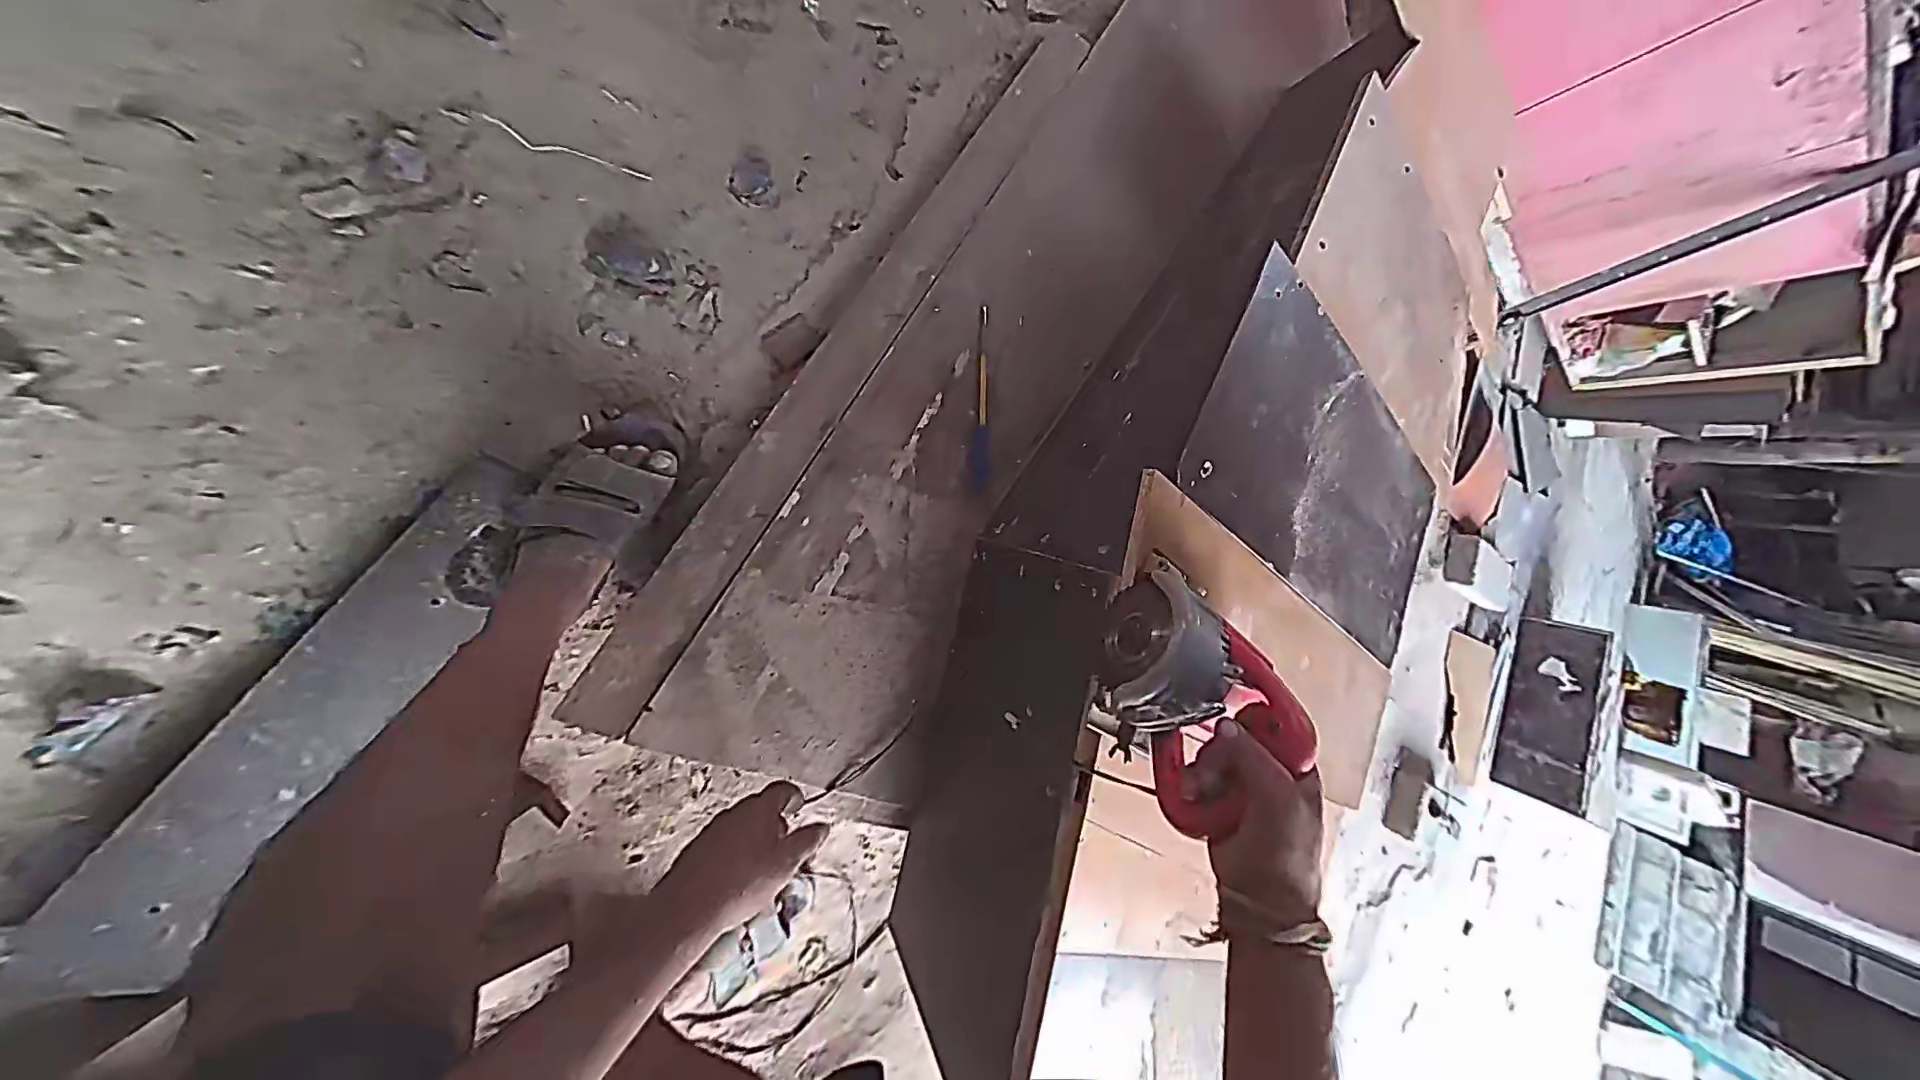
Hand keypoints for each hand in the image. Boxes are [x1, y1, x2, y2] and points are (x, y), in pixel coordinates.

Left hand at [651, 782, 829, 937]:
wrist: (690, 909)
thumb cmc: (740, 883)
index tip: (799, 807)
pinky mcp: (697, 850)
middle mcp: (735, 813)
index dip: (795, 798)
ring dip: (755, 842)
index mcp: (760, 809)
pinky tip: (738, 880)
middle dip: (776, 826)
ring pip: (742, 828)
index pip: (783, 790)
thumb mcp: (787, 863)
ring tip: (762, 870)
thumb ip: (808, 840)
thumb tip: (821, 828)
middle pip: (762, 809)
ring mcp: (713, 830)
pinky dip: (734, 855)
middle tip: (785, 848)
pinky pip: (723, 845)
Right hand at [1191, 713, 1323, 928]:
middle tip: (1212, 772)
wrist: (1259, 902)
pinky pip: (1199, 774)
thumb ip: (1252, 757)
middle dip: (1220, 752)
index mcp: (1295, 766)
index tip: (1232, 694)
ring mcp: (1243, 785)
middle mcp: (1270, 769)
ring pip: (1213, 754)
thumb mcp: (1276, 800)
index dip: (1258, 705)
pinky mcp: (1219, 798)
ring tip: (1200, 792)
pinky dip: (1192, 783)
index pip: (1278, 720)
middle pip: (1236, 735)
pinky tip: (1193, 797)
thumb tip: (1226, 725)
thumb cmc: (1284, 854)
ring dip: (1202, 770)